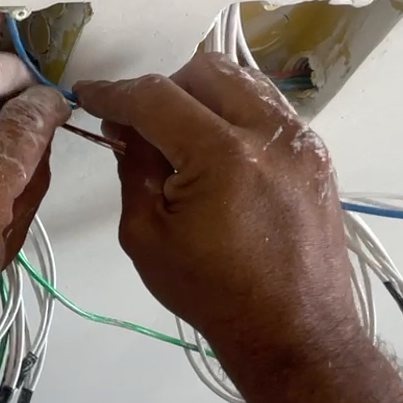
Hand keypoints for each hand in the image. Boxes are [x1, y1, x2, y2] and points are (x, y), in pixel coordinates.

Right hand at [74, 53, 355, 350]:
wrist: (294, 332)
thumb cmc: (209, 291)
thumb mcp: (145, 234)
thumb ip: (134, 168)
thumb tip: (124, 127)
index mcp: (221, 156)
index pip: (155, 97)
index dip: (113, 92)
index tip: (85, 94)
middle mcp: (268, 134)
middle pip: (203, 71)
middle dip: (161, 89)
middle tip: (140, 126)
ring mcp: (301, 141)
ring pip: (241, 81)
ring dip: (200, 96)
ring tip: (179, 136)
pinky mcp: (317, 155)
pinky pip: (266, 108)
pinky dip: (232, 114)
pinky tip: (216, 152)